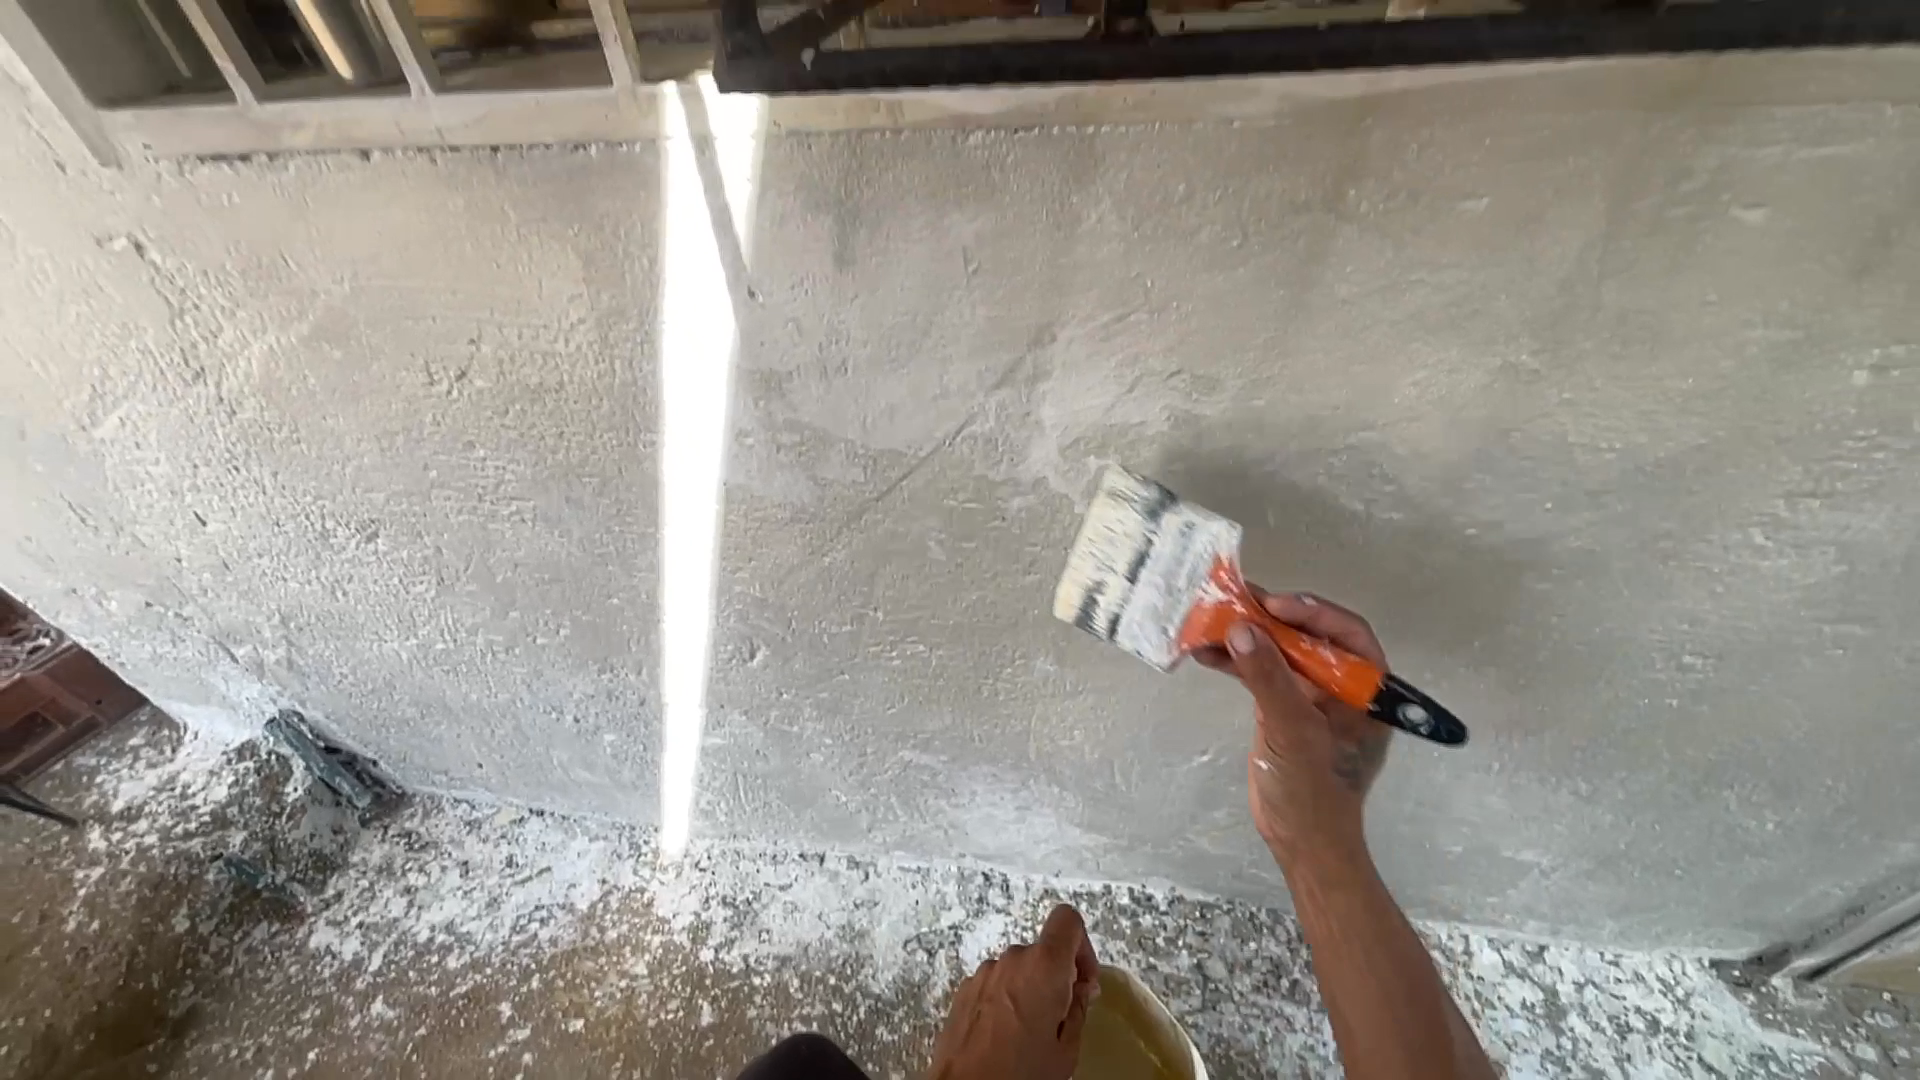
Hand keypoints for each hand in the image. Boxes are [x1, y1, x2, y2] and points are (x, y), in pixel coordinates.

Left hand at [927, 904, 1099, 1079]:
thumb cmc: (1023, 1072)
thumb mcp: (1066, 1050)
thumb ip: (1078, 1009)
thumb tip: (1080, 986)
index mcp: (1044, 965)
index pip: (1067, 919)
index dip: (1082, 945)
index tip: (1083, 982)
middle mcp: (1012, 958)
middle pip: (1042, 951)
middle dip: (1055, 978)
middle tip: (1058, 1020)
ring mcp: (984, 971)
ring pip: (1018, 969)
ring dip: (1029, 990)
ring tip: (1028, 1034)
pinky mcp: (964, 988)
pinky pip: (996, 983)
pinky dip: (1005, 999)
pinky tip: (1003, 1036)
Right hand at [1194, 588, 1391, 869]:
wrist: (1302, 842)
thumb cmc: (1313, 790)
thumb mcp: (1292, 730)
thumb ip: (1269, 678)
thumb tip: (1241, 628)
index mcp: (1366, 690)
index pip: (1347, 634)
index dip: (1312, 613)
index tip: (1272, 605)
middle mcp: (1341, 687)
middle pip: (1307, 637)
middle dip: (1270, 619)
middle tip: (1233, 600)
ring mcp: (1309, 697)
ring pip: (1280, 653)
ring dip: (1246, 638)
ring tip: (1210, 622)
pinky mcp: (1281, 709)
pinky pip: (1260, 674)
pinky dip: (1235, 662)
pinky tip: (1206, 653)